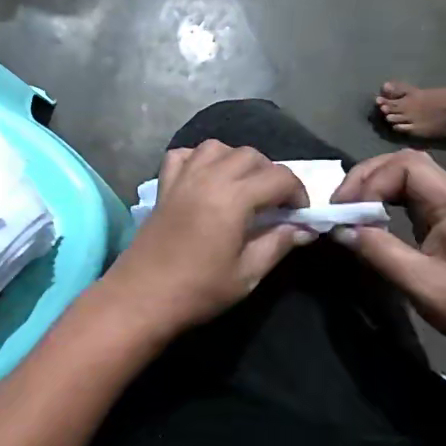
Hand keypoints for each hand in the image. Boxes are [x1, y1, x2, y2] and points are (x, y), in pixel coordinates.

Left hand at [106, 141, 313, 332]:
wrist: (141, 297)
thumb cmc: (198, 290)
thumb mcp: (247, 274)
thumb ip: (278, 244)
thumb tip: (304, 228)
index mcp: (233, 198)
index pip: (279, 177)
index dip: (297, 192)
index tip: (300, 214)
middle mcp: (208, 177)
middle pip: (250, 155)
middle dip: (271, 174)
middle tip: (275, 204)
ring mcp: (182, 179)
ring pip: (217, 147)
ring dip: (237, 161)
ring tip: (243, 188)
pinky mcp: (163, 187)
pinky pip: (183, 156)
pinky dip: (199, 159)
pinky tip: (206, 179)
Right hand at [332, 150, 445, 361]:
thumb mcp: (421, 283)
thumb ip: (378, 251)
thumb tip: (339, 229)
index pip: (406, 166)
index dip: (370, 182)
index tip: (348, 212)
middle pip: (406, 163)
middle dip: (367, 178)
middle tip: (341, 206)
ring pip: (408, 177)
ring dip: (375, 187)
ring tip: (350, 210)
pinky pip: (413, 196)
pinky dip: (387, 200)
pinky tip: (371, 219)